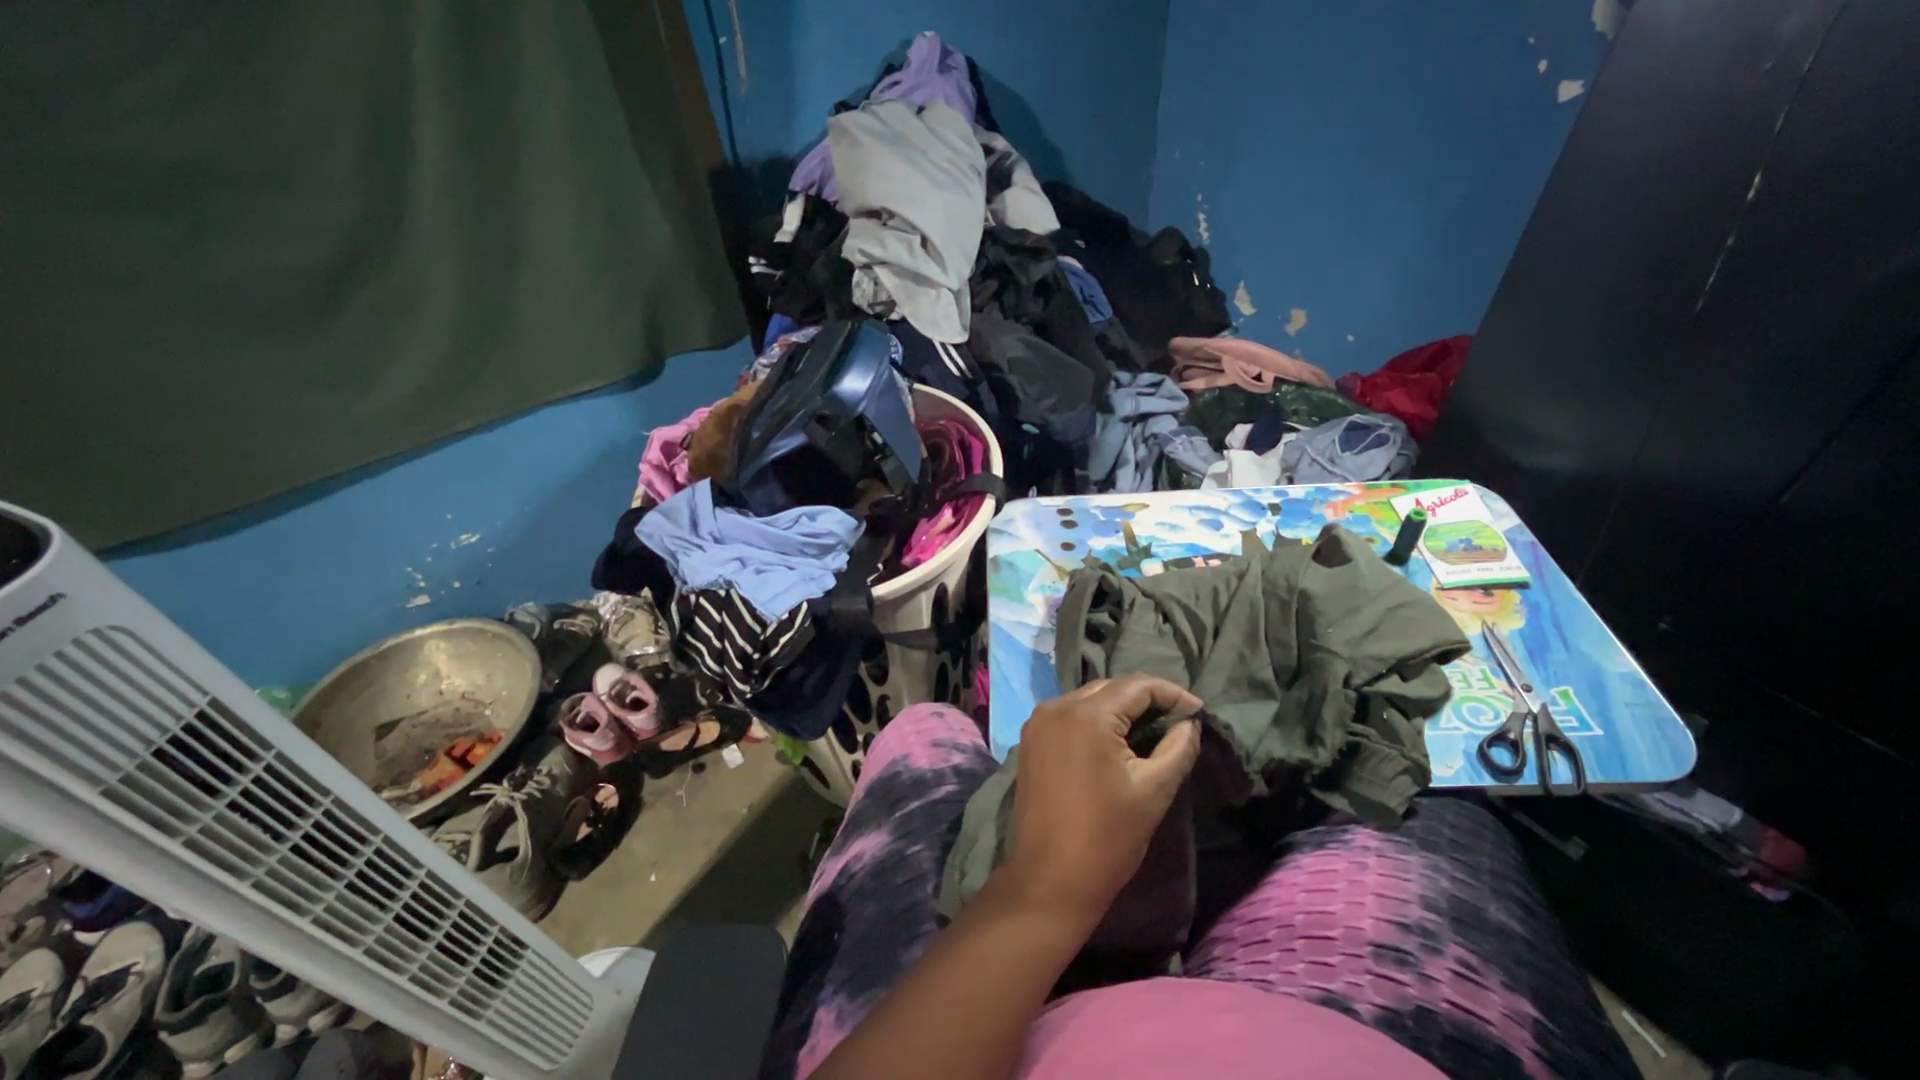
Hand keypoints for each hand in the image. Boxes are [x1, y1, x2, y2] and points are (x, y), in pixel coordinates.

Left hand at [1003, 675, 1202, 923]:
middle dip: (1146, 698)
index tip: (1199, 711)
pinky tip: (1119, 739)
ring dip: (1120, 708)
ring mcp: (1038, 723)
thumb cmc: (1107, 836)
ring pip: (1089, 699)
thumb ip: (1177, 747)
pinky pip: (1070, 716)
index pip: (1137, 685)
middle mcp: (1056, 707)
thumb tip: (1189, 723)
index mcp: (1086, 715)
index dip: (1172, 694)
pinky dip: (1097, 720)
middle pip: (1110, 687)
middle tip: (1180, 719)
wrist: (1050, 879)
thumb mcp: (1154, 790)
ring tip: (1154, 727)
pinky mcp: (1031, 741)